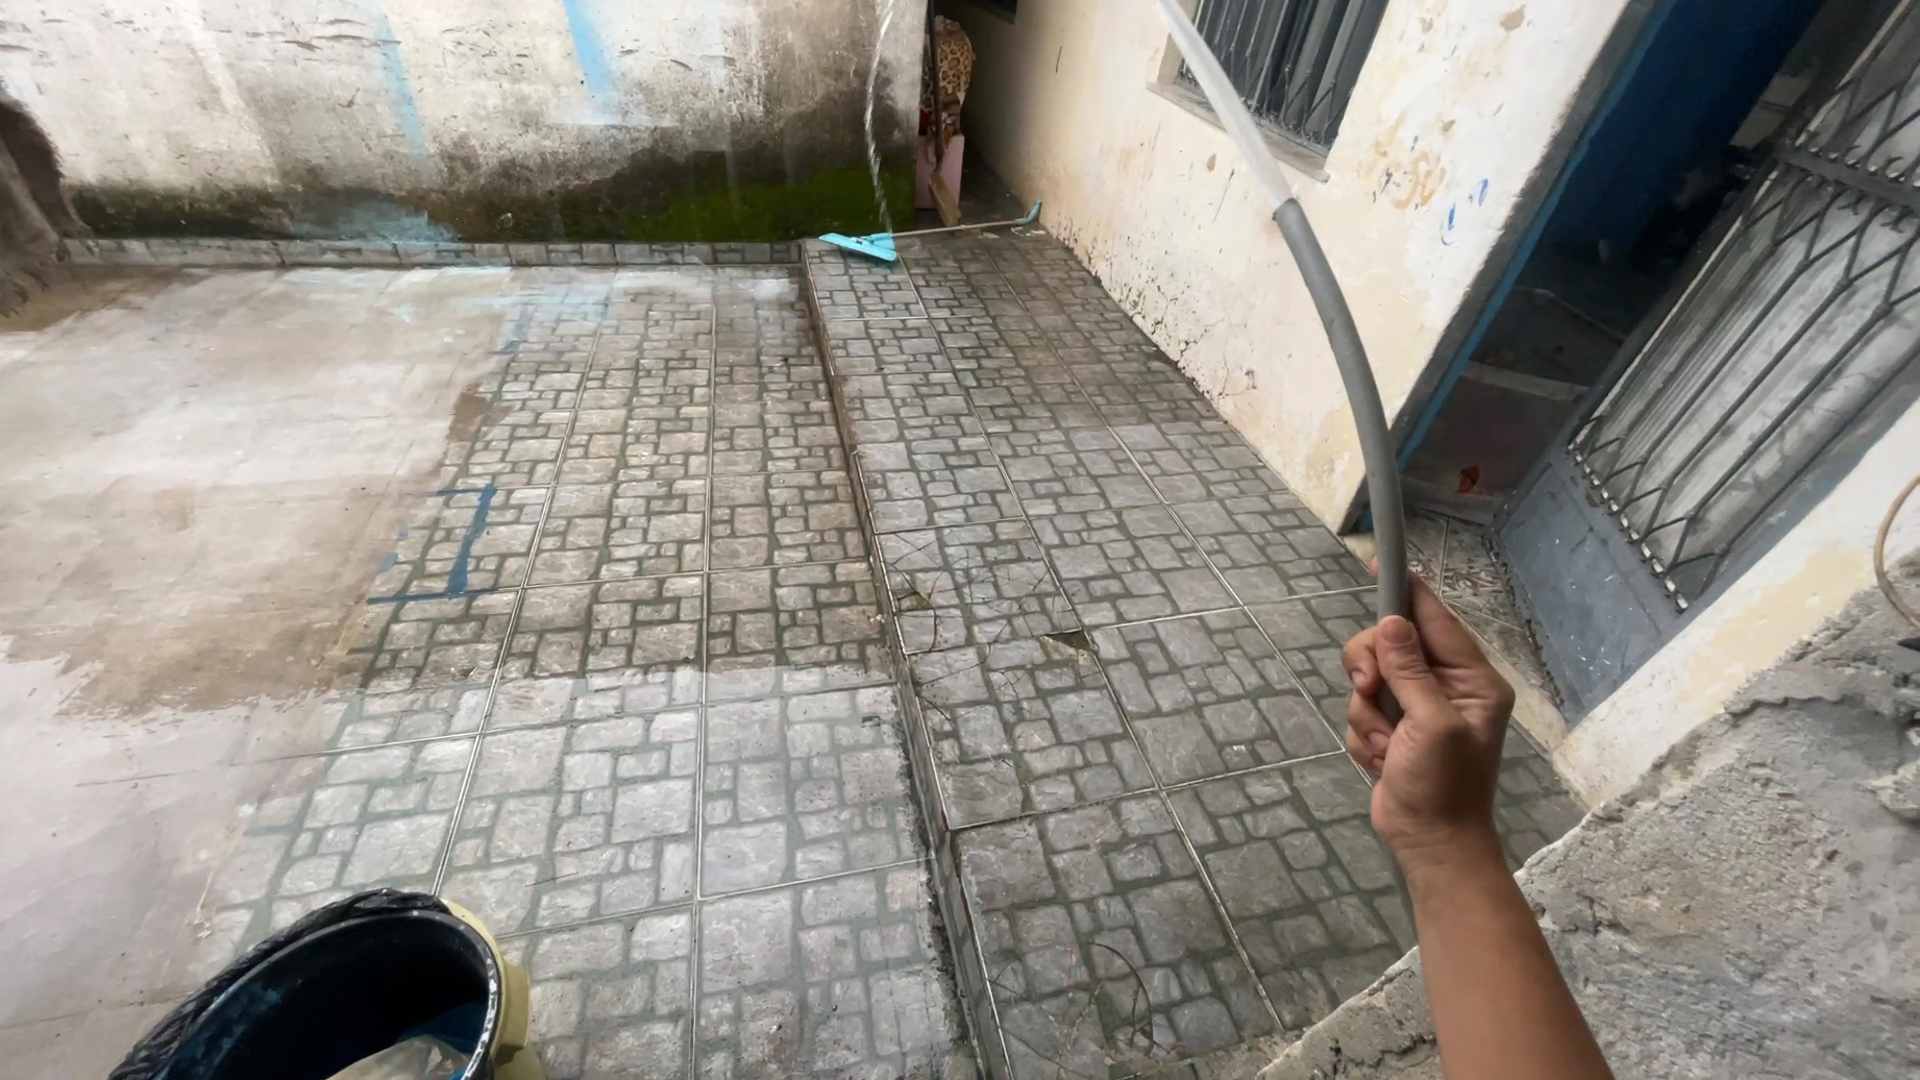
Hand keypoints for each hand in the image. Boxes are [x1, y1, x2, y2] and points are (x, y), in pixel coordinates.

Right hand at [1342, 572, 1513, 868]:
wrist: (1429, 842)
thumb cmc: (1444, 785)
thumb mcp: (1432, 725)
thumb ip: (1410, 671)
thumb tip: (1393, 621)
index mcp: (1470, 680)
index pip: (1434, 620)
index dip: (1405, 591)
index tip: (1376, 564)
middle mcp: (1442, 685)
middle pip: (1388, 644)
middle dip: (1370, 669)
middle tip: (1368, 691)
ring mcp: (1414, 705)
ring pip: (1367, 677)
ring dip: (1365, 711)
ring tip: (1383, 743)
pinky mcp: (1390, 725)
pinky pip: (1359, 707)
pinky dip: (1362, 732)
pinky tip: (1381, 757)